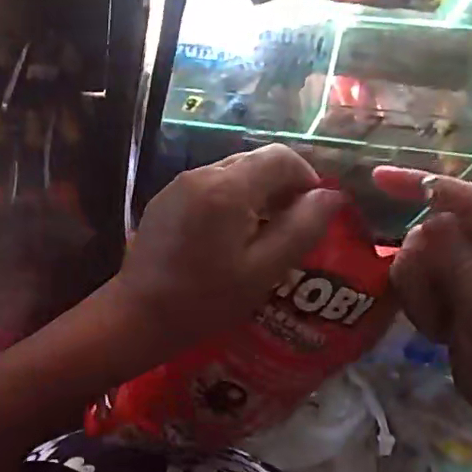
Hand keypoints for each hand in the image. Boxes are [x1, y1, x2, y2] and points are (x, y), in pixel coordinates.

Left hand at [115, 144, 345, 347]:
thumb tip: (331, 196)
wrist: (139, 314)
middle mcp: (200, 174)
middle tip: (289, 229)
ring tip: (260, 237)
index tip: (311, 213)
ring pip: (232, 173)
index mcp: (226, 188)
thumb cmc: (206, 299)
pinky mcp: (165, 199)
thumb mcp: (264, 269)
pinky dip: (229, 201)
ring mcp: (178, 184)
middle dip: (281, 187)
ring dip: (255, 195)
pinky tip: (227, 238)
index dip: (307, 178)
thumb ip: (302, 227)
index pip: (280, 157)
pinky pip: (209, 187)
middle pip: (255, 162)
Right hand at [374, 167, 471, 451]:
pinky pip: (427, 287)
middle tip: (429, 312)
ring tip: (438, 331)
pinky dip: (422, 308)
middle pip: (444, 234)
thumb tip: (430, 220)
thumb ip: (466, 271)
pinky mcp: (467, 305)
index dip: (429, 186)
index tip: (378, 178)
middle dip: (424, 266)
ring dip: (421, 292)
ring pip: (429, 260)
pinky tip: (437, 335)